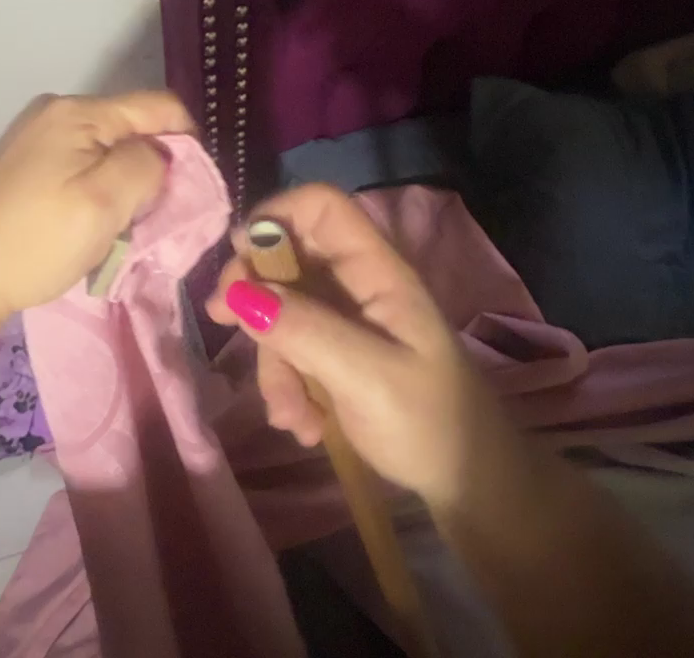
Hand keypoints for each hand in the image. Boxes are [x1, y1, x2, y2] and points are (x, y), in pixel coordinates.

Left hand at [0, 91, 194, 329]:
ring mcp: (38, 136)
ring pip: (110, 149)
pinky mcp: (27, 164)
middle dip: (153, 166)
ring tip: (121, 224)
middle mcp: (57, 112)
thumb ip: (148, 165)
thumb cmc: (38, 241)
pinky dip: (100, 188)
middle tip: (152, 215)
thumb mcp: (105, 202)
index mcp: (78, 111)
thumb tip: (161, 155)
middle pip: (133, 126)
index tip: (189, 189)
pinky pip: (84, 164)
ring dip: (126, 182)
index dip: (188, 142)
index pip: (159, 105)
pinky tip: (91, 220)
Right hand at [206, 184, 496, 507]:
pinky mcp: (332, 356)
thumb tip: (238, 293)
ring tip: (291, 416)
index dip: (276, 217)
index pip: (321, 207)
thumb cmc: (431, 424)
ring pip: (279, 312)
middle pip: (287, 258)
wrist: (469, 487)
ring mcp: (342, 321)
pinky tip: (302, 425)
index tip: (240, 261)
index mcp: (376, 271)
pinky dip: (285, 385)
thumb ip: (305, 331)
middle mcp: (355, 286)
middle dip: (254, 294)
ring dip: (272, 361)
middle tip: (224, 323)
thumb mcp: (368, 377)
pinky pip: (288, 350)